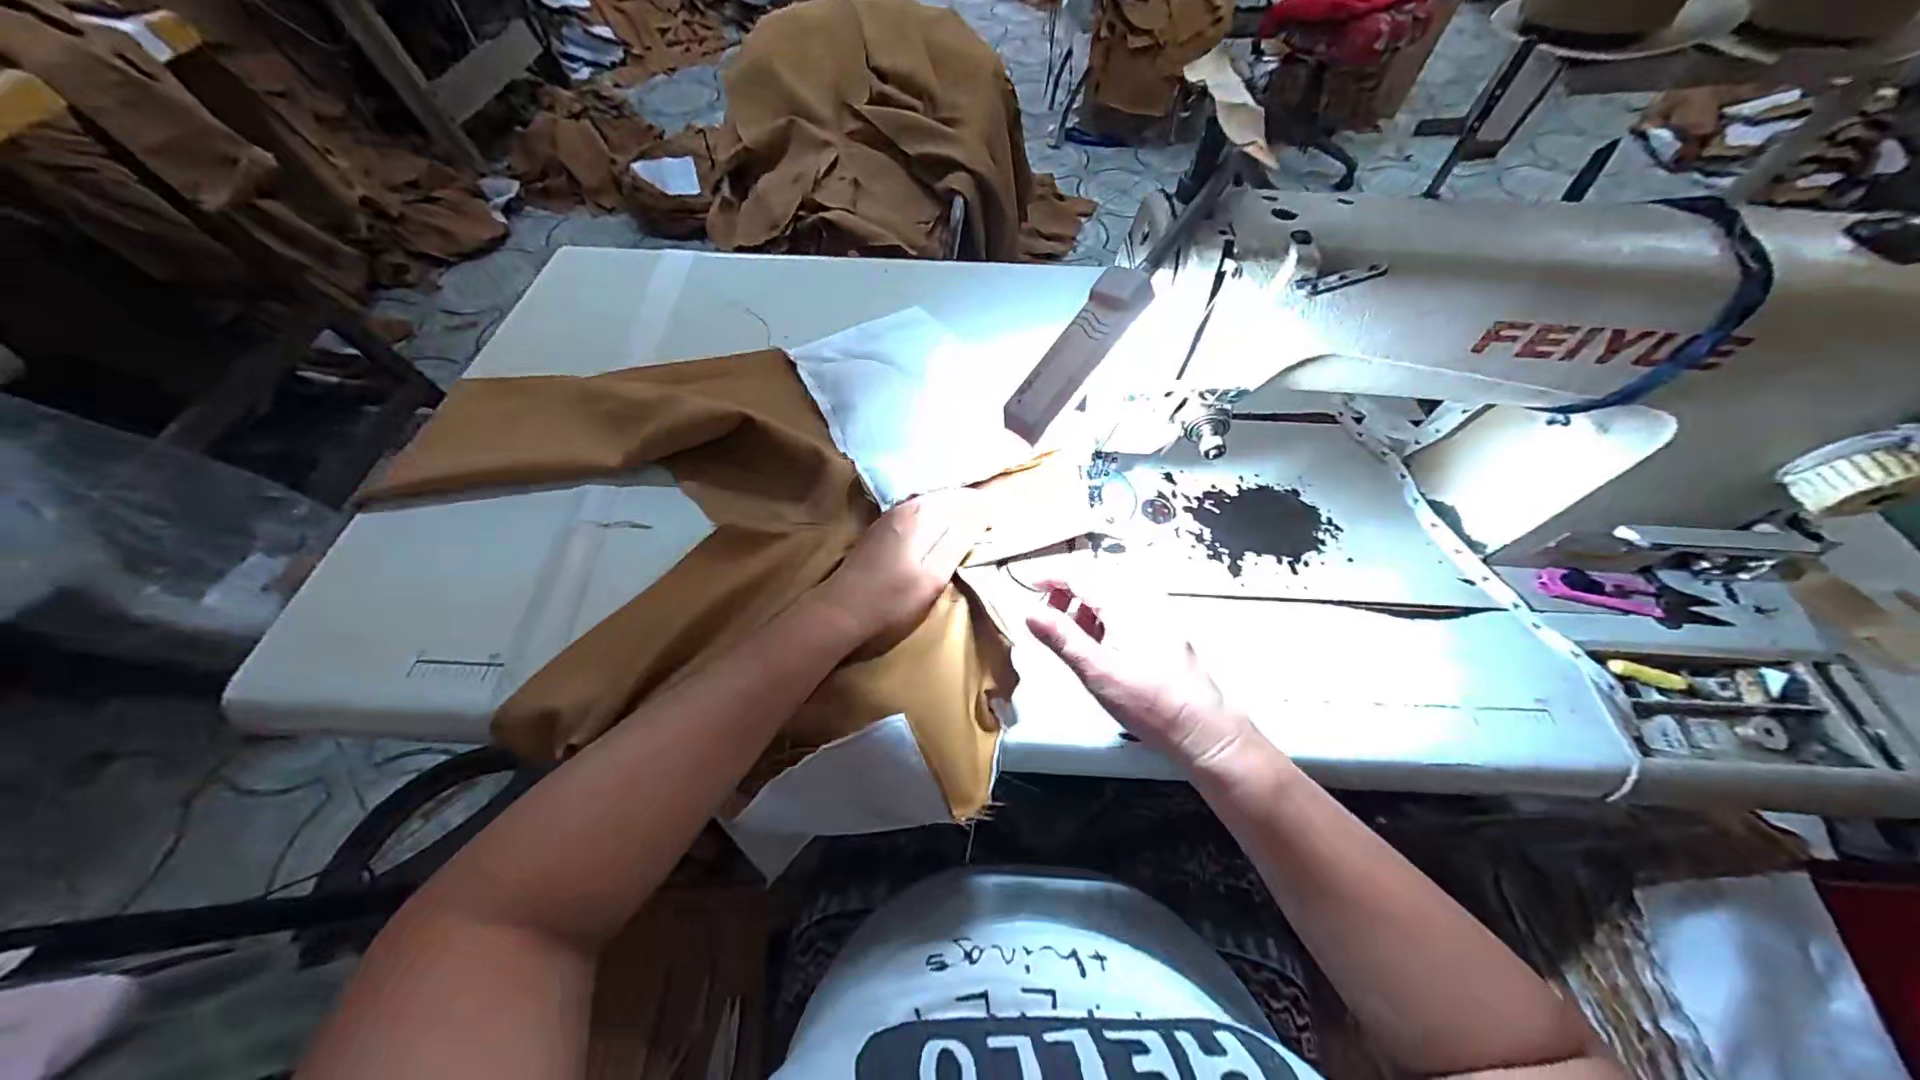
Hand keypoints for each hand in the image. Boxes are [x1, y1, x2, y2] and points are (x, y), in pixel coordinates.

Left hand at [811, 489, 987, 653]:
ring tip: (968, 529)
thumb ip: (958, 540)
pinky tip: (939, 533)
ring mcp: (889, 516)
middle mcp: (904, 507)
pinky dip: (935, 518)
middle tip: (987, 525)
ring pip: (930, 504)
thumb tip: (981, 511)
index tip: (996, 526)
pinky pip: (917, 512)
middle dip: (968, 507)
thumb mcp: (933, 575)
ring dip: (951, 512)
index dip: (982, 510)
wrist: (841, 611)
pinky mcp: (881, 529)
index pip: (962, 500)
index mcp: (920, 514)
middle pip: (945, 497)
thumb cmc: (892, 599)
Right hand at [1024, 576, 1256, 773]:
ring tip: (1070, 634)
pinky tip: (1099, 644)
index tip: (1029, 584)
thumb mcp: (1096, 671)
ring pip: (1111, 594)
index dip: (1051, 575)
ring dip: (1084, 604)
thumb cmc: (1151, 703)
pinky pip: (1125, 609)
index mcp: (1124, 603)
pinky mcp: (1163, 630)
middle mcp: (1143, 600)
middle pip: (1096, 577)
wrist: (1201, 728)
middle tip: (1046, 614)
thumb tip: (1031, 613)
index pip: (1080, 573)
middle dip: (1066, 590)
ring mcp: (1157, 613)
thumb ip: (1061, 638)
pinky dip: (1103, 616)